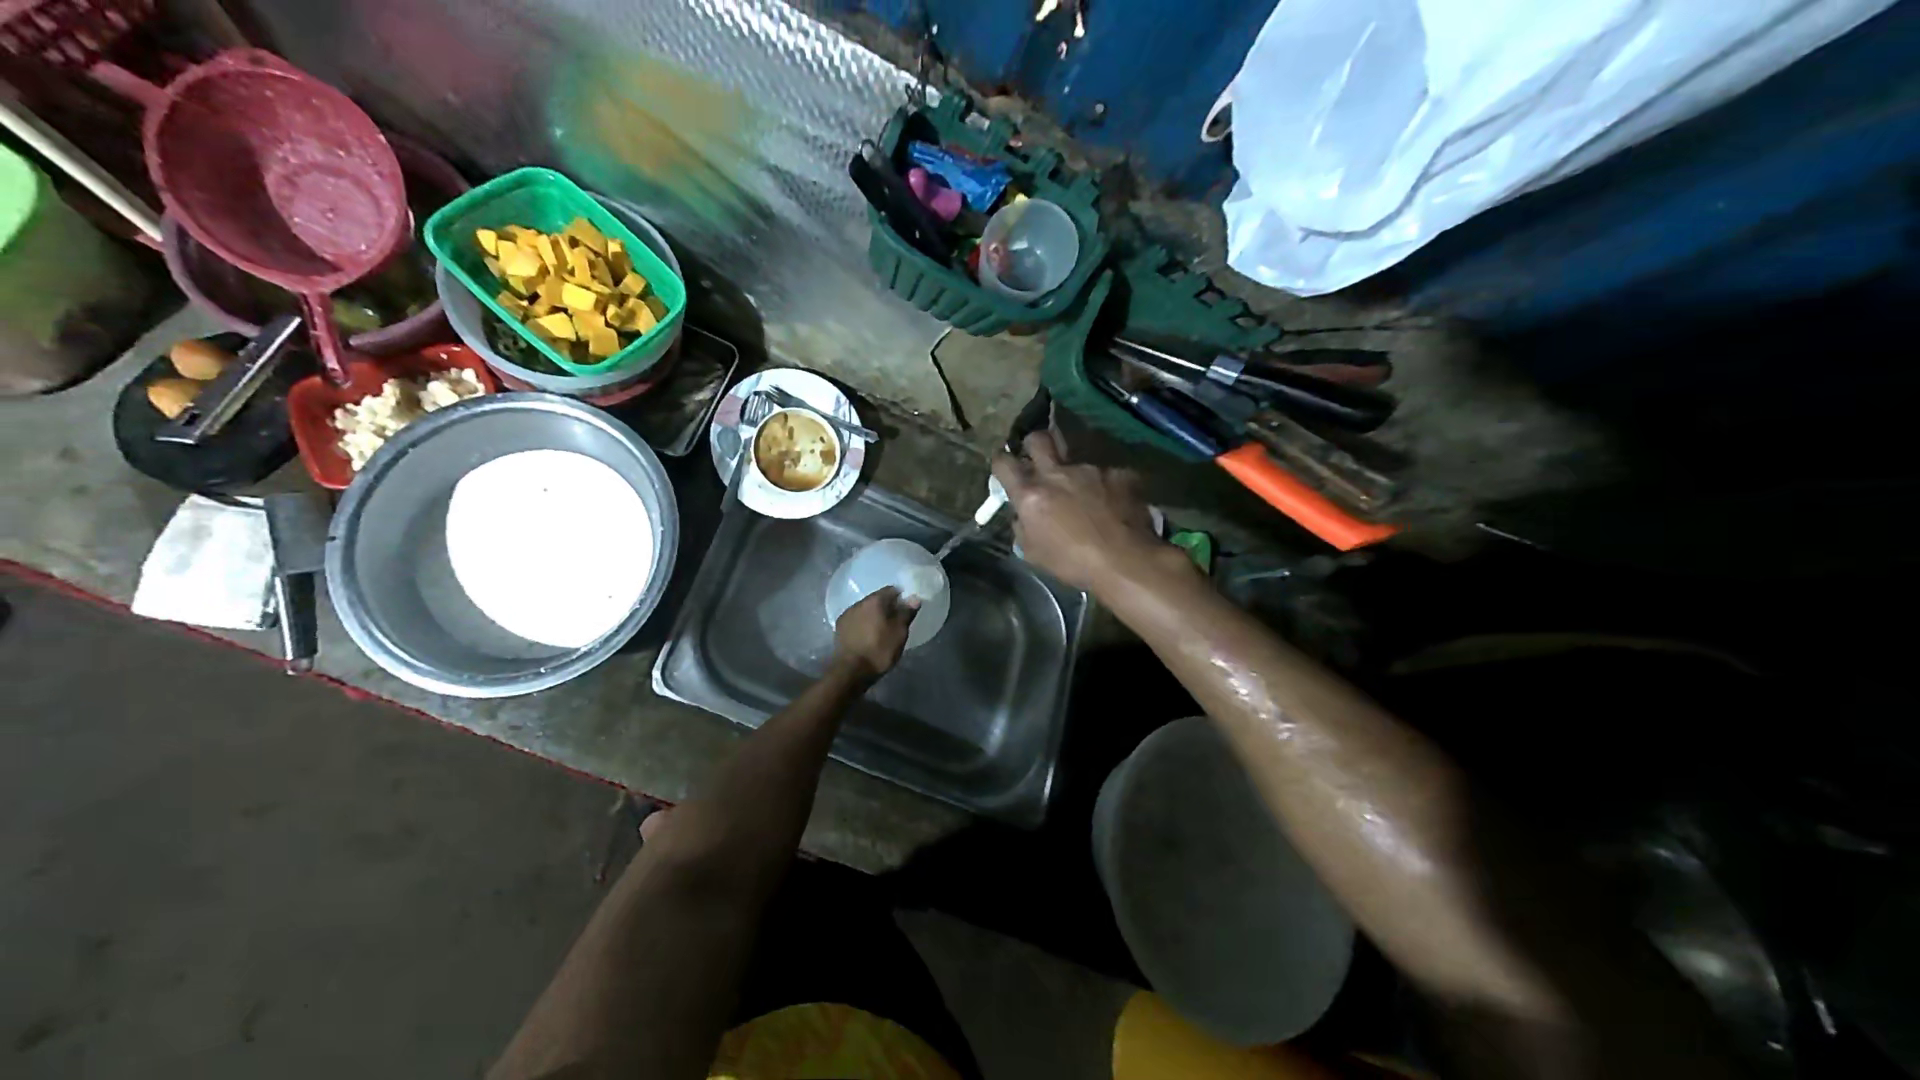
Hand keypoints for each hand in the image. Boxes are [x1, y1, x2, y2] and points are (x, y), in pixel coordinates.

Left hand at [831, 587, 919, 680]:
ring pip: (865, 609)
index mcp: (874, 600)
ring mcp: (847, 614)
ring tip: (881, 630)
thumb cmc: (879, 650)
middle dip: (886, 607)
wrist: (851, 671)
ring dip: (873, 615)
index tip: (906, 610)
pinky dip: (863, 623)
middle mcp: (858, 603)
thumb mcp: (899, 633)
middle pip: (876, 599)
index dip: (901, 598)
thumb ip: (906, 613)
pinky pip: (856, 619)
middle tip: (895, 621)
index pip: (891, 590)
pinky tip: (867, 636)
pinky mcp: (840, 627)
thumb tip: (914, 598)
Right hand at [991, 430, 1177, 593]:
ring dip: (1077, 478)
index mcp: (1031, 494)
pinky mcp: (1120, 473)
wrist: (1126, 562)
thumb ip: (1023, 527)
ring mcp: (1091, 470)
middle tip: (1038, 459)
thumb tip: (1022, 516)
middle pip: (1038, 439)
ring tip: (1089, 501)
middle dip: (1034, 444)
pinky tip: (1115, 507)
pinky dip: (1107, 488)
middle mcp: (1058, 474)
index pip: (1004, 463)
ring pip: (1077, 463)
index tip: (1005, 469)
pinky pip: (1107, 476)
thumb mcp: (1034, 553)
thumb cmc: (1074, 564)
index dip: (1001, 462)